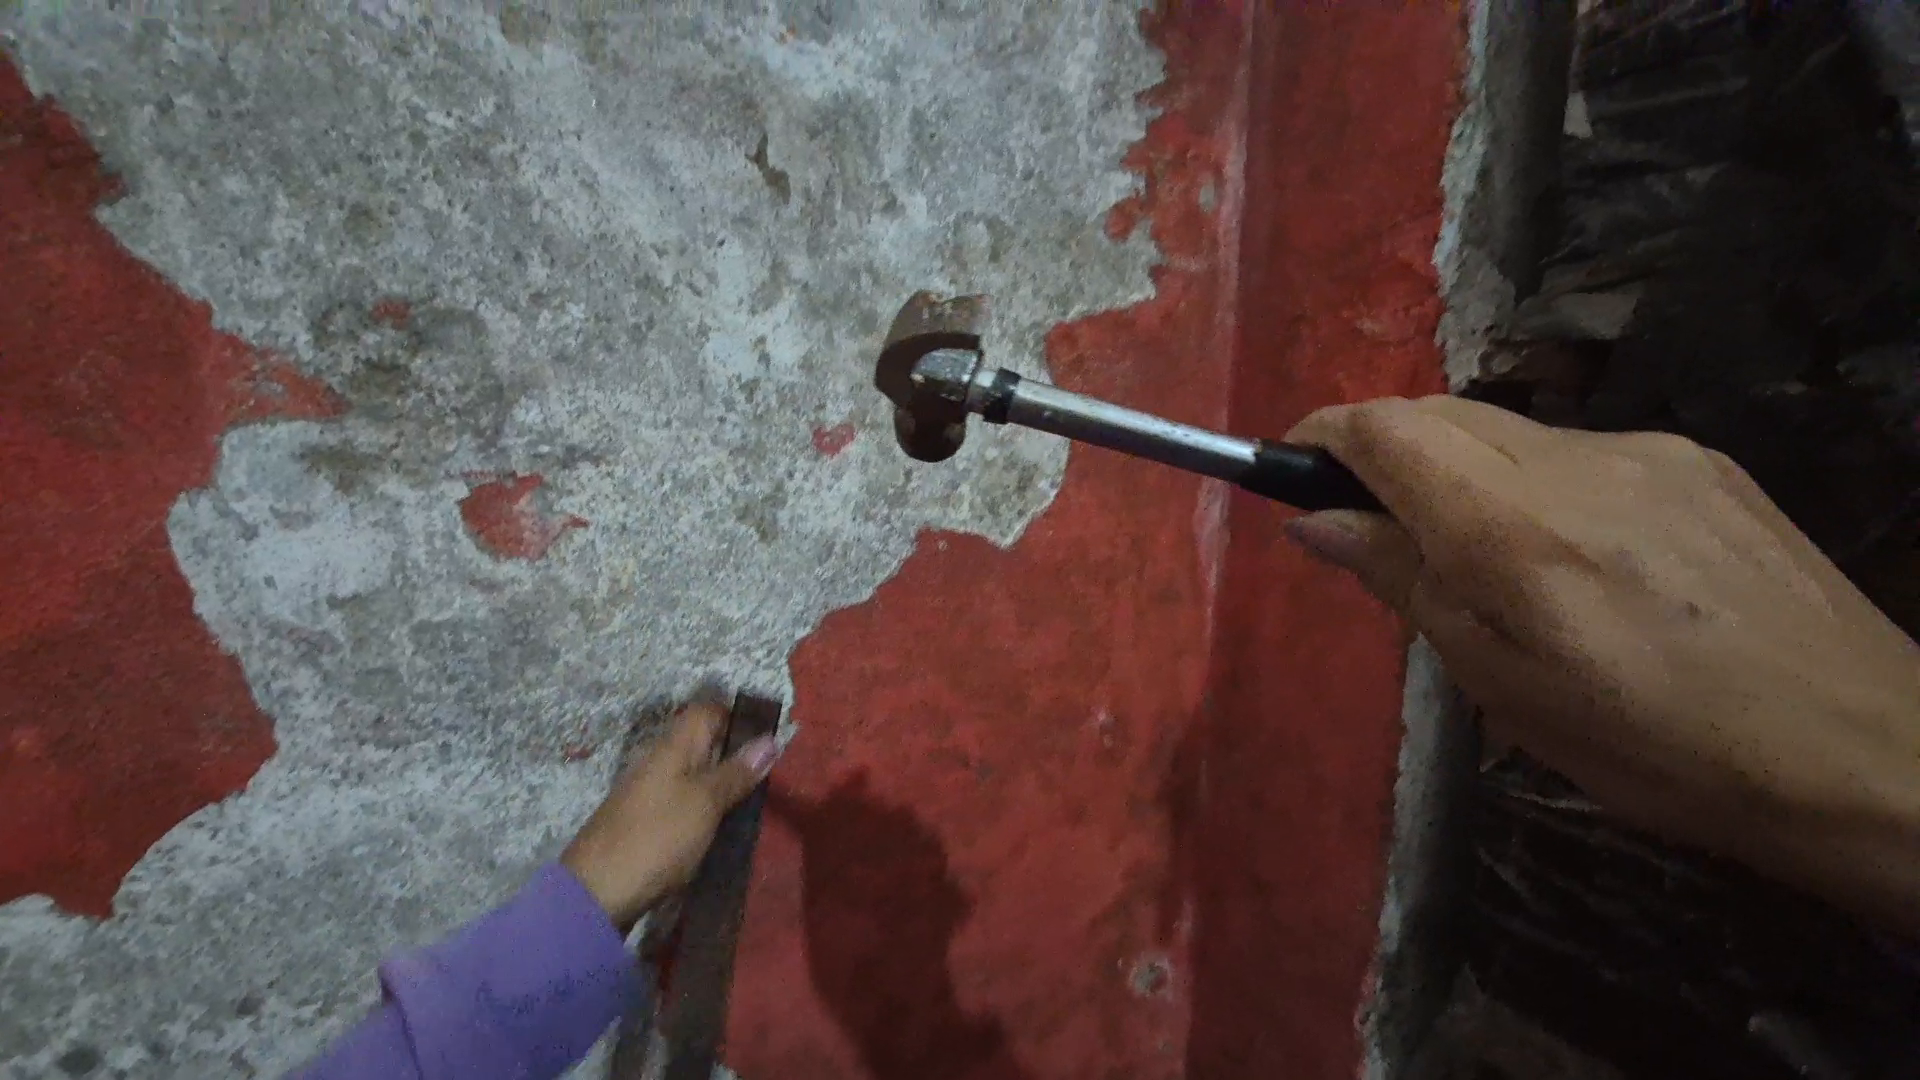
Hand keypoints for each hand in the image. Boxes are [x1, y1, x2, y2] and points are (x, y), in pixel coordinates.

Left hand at [561, 704, 780, 925]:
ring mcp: (650, 793)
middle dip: (735, 751)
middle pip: (702, 742)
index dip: (737, 714)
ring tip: (754, 799)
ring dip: (723, 781)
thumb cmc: (656, 838)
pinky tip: (722, 823)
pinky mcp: (646, 822)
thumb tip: (770, 740)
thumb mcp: (705, 802)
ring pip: (695, 773)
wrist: (594, 895)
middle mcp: (659, 762)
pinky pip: (684, 799)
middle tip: (771, 771)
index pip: (707, 711)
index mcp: (673, 748)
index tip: (768, 733)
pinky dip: (706, 806)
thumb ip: (736, 772)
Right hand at [1284, 395, 1919, 931]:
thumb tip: (1311, 522)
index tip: (1288, 461)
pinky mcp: (1696, 458)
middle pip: (1435, 412)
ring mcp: (1646, 451)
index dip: (1323, 433)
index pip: (1387, 431)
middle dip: (1376, 445)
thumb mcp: (1489, 673)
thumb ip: (1396, 576)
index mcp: (1512, 529)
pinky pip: (1566, 448)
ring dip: (1447, 465)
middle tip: (1359, 513)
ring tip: (1461, 547)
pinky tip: (1553, 548)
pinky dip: (1518, 478)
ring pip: (1499, 427)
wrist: (1866, 753)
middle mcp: (1576, 462)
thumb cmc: (1640, 739)